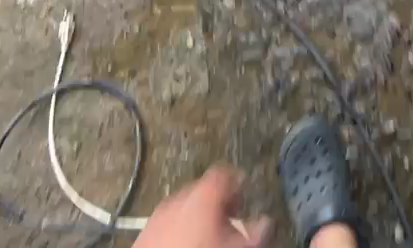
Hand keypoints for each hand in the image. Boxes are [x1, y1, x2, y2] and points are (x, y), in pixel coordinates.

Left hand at [132, 166, 267, 247]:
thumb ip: (255, 230)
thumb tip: (267, 221)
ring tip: (208, 234)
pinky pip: (169, 221)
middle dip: (219, 200)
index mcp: (204, 191)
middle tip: (230, 218)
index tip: (245, 194)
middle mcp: (180, 193)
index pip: (225, 171)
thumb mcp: (237, 244)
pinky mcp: (145, 230)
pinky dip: (179, 227)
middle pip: (205, 187)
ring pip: (185, 205)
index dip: (238, 181)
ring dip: (198, 214)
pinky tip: (186, 242)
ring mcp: (159, 211)